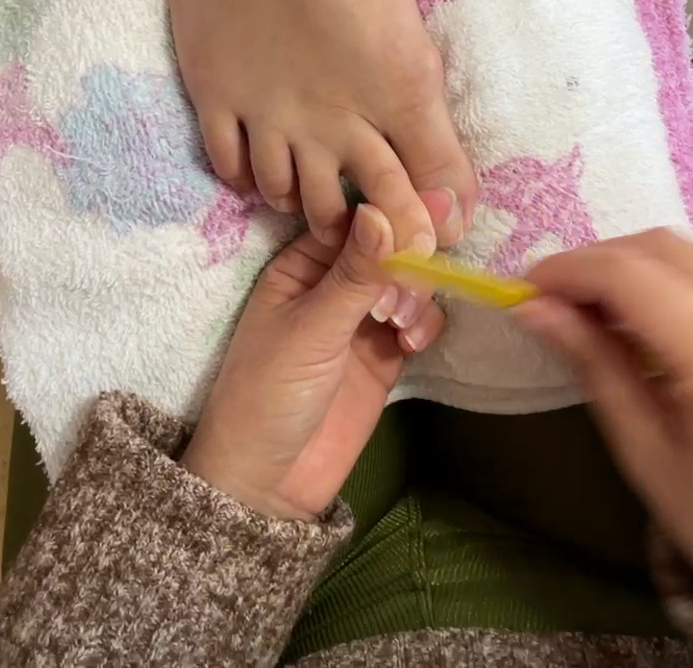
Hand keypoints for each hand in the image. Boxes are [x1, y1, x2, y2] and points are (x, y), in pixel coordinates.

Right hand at [169, 0, 477, 253]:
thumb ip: (404, 72)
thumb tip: (407, 113)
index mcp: (403, 86)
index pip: (438, 182)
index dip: (444, 214)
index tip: (443, 224)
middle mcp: (340, 115)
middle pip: (372, 209)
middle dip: (386, 232)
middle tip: (382, 232)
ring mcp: (271, 109)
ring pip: (296, 200)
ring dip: (313, 205)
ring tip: (317, 195)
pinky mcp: (214, 91)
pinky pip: (232, 169)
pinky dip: (250, 179)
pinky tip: (259, 168)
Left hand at [183, 201, 446, 520]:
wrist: (269, 484)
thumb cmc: (271, 393)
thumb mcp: (312, 329)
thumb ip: (354, 273)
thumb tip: (382, 208)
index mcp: (301, 265)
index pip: (354, 220)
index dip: (389, 216)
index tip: (421, 221)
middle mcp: (333, 284)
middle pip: (388, 248)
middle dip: (406, 260)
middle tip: (410, 286)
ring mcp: (361, 319)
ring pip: (408, 283)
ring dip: (415, 294)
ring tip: (401, 324)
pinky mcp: (383, 354)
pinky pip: (417, 321)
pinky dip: (423, 323)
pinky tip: (412, 342)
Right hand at [516, 232, 692, 627]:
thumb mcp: (646, 453)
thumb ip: (594, 364)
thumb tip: (534, 308)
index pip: (628, 275)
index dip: (568, 270)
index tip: (527, 288)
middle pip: (663, 248)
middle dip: (598, 261)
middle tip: (558, 298)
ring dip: (647, 258)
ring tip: (613, 298)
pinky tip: (680, 296)